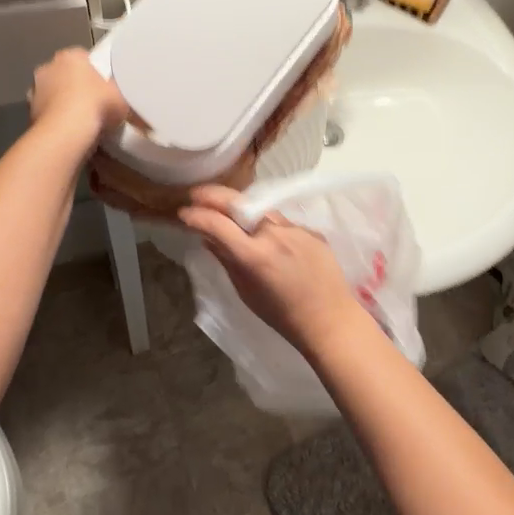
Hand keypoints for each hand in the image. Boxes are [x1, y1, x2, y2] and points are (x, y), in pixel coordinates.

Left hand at [29, 48, 127, 147]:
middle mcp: (48, 66)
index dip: (94, 71)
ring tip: (80, 119)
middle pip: (65, 73)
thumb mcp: (120, 95)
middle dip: (74, 84)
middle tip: (92, 101)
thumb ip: (116, 91)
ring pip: (52, 92)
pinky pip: (47, 111)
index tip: (103, 85)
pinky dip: (55, 117)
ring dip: (62, 101)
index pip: (83, 57)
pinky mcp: (29, 110)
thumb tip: (116, 95)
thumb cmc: (96, 104)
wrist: (67, 131)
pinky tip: (68, 130)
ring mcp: (34, 89)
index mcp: (70, 55)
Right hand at [178, 185, 365, 348]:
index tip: (184, 214)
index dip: (196, 215)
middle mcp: (274, 234)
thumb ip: (227, 259)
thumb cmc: (282, 315)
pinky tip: (272, 244)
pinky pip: (284, 224)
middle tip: (197, 195)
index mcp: (254, 255)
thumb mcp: (246, 291)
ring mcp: (296, 229)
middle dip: (214, 196)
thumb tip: (208, 238)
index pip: (217, 223)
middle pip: (240, 204)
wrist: (329, 319)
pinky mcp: (312, 231)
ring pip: (263, 212)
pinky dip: (272, 229)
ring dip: (245, 212)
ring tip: (234, 220)